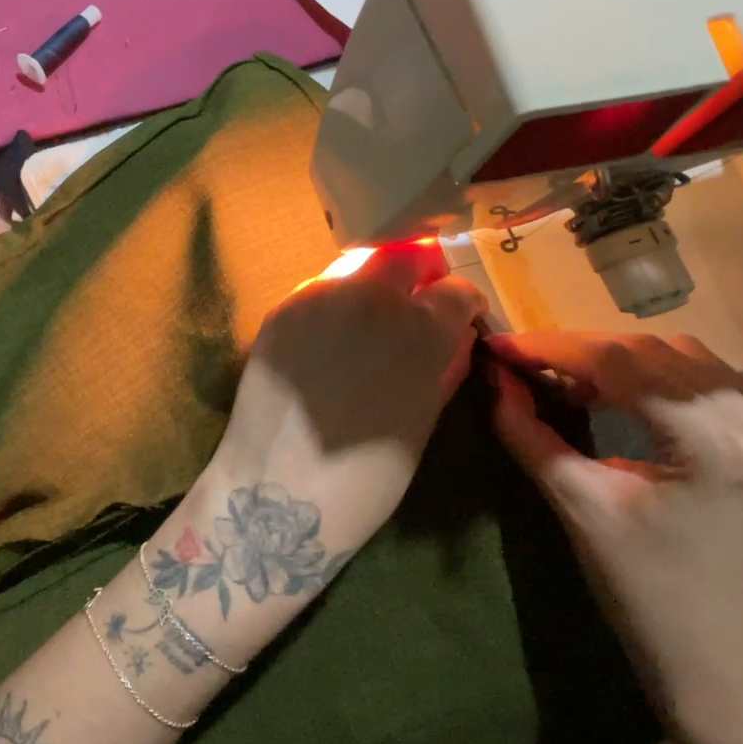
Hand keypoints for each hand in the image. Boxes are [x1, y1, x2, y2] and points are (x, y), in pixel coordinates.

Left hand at [152, 241, 485, 644]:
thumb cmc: (368, 473)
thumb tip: (455, 335)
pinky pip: (318, 289)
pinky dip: (334, 301)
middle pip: (403, 255)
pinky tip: (333, 335)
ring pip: (356, 266)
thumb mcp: (424, 416)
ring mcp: (318, 297)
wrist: (281, 488)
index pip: (455, 289)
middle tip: (417, 296)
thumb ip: (443, 364)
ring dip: (373, 282)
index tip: (458, 315)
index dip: (461, 303)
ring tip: (372, 317)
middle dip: (418, 270)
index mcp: (420, 329)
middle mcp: (370, 297)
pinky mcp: (281, 309)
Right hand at [487, 332, 742, 743]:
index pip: (621, 363)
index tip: (500, 345)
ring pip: (687, 360)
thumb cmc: (643, 588)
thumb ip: (529, 433)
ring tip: (571, 378)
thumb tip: (494, 378)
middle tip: (527, 362)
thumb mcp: (577, 505)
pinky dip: (663, 377)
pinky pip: (715, 383)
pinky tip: (627, 393)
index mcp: (714, 443)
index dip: (552, 348)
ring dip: (623, 359)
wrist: (722, 660)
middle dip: (582, 351)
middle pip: (654, 354)